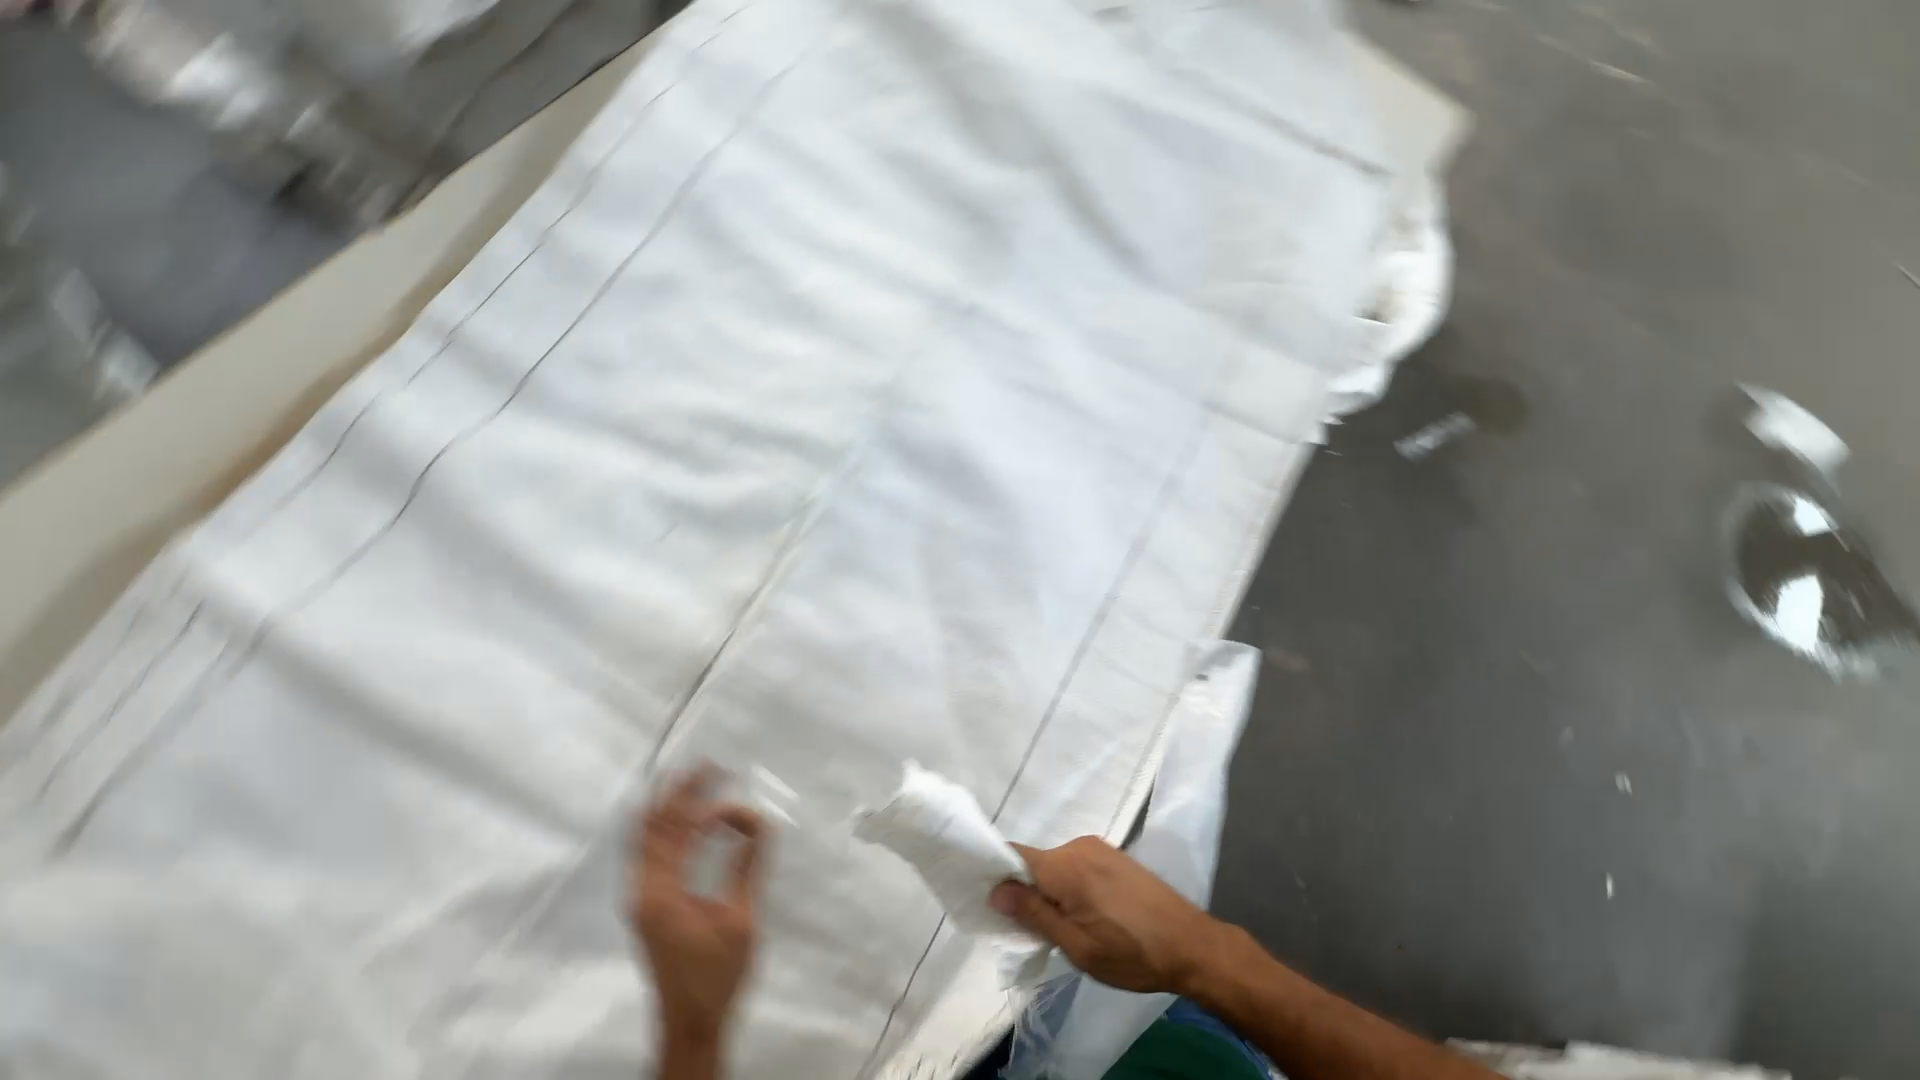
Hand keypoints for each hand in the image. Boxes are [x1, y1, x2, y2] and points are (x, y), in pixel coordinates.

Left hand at [627, 767, 766, 1046]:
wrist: (689, 1023)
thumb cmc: (718, 974)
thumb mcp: (741, 920)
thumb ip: (747, 866)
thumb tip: (759, 821)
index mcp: (661, 892)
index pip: (679, 830)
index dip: (703, 801)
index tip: (729, 780)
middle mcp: (641, 888)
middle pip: (653, 826)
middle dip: (679, 791)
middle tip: (706, 763)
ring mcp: (639, 896)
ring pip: (644, 837)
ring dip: (668, 805)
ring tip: (691, 778)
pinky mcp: (645, 904)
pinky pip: (645, 852)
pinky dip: (661, 827)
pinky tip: (678, 817)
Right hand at [991, 836, 1227, 995]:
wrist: (1192, 945)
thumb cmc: (1132, 953)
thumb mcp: (1077, 946)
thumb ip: (1035, 915)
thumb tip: (995, 890)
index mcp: (1066, 866)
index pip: (1014, 854)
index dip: (995, 873)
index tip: (984, 898)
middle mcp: (1079, 847)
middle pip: (1034, 862)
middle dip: (1025, 891)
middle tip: (1026, 929)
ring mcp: (1099, 849)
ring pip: (1055, 866)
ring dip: (1049, 891)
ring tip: (1059, 927)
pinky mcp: (1114, 857)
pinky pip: (1076, 865)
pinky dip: (1069, 886)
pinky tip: (1083, 914)